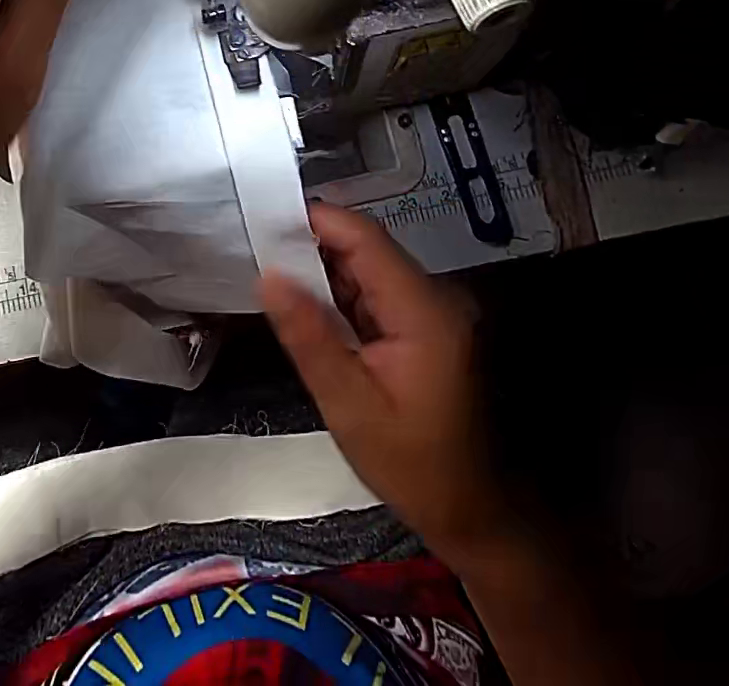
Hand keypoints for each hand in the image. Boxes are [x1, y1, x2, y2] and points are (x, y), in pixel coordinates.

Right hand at [259, 201, 509, 564]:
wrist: (471, 507)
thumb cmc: (410, 463)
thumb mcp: (348, 405)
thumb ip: (309, 336)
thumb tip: (269, 276)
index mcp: (422, 311)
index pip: (366, 240)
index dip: (317, 221)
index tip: (264, 220)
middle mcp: (432, 298)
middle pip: (368, 248)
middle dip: (313, 244)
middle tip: (257, 250)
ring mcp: (430, 310)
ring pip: (369, 268)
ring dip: (323, 269)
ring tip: (272, 274)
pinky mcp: (423, 325)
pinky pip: (375, 293)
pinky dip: (339, 293)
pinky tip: (307, 304)